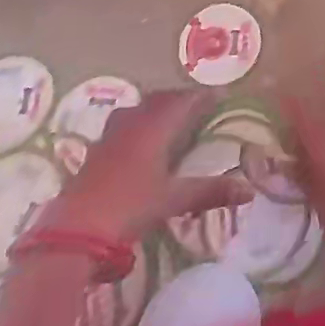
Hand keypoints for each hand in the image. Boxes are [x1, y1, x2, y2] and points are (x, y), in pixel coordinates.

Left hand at [35, 89, 251, 241]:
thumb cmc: (129, 206)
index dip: (203, 96)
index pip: (184, 101)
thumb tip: (249, 191)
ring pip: (138, 109)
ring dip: (156, 107)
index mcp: (155, 127)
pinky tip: (138, 141)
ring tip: (170, 117)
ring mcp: (110, 136)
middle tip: (199, 104)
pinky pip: (122, 125)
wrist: (75, 230)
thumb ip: (211, 191)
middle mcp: (133, 123)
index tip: (221, 95)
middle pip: (159, 99)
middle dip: (181, 98)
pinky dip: (137, 124)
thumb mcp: (174, 199)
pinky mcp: (95, 152)